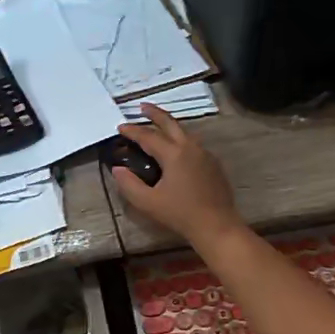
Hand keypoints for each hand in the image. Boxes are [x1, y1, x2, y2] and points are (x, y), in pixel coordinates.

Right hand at [110, 103, 245, 247]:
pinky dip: (180, 139)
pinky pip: (193, 144)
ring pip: (184, 132)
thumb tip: (117, 169)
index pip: (148, 136)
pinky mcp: (213, 164)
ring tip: (157, 126)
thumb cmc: (180, 214)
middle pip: (171, 123)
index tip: (120, 127)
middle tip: (142, 107)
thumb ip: (129, 184)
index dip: (132, 131)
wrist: (217, 226)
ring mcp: (205, 155)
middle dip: (155, 113)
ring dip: (169, 126)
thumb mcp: (148, 202)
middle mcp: (191, 148)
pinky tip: (175, 149)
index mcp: (174, 154)